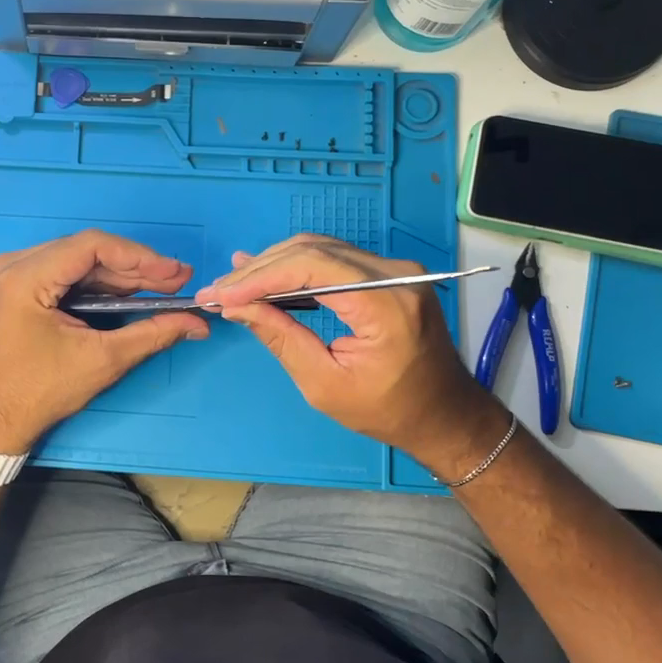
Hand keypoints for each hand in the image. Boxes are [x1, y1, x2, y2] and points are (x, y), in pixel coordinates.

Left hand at [0, 230, 208, 454]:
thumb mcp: (102, 360)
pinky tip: (135, 292)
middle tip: (179, 280)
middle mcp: (14, 265)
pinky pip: (68, 274)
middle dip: (135, 267)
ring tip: (165, 286)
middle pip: (87, 251)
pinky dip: (101, 284)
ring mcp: (14, 273)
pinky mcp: (21, 286)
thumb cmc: (41, 391)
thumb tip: (198, 323)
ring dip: (122, 275)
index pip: (91, 246)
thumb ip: (152, 334)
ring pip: (81, 261)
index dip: (139, 256)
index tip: (175, 272)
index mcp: (24, 277)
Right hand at [195, 234, 508, 474]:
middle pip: (313, 251)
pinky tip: (263, 276)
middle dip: (259, 269)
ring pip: (320, 249)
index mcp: (385, 304)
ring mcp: (396, 269)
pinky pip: (333, 259)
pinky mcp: (389, 273)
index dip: (260, 277)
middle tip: (217, 291)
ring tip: (232, 285)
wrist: (444, 413)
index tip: (221, 295)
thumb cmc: (387, 410)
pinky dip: (295, 268)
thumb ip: (281, 337)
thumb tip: (237, 307)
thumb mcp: (324, 384)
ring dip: (273, 265)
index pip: (312, 267)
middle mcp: (395, 273)